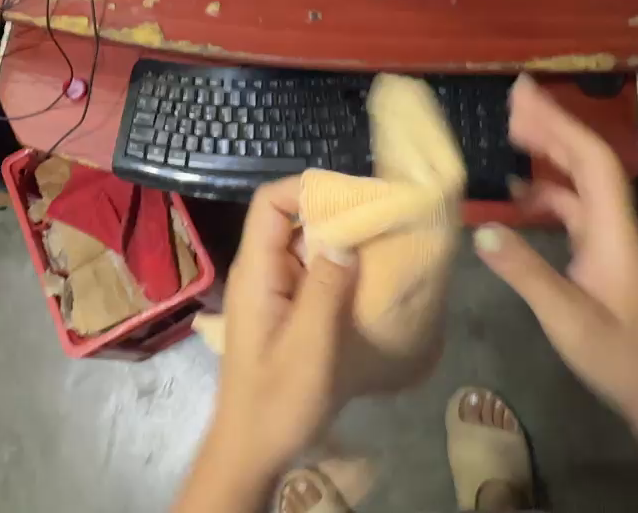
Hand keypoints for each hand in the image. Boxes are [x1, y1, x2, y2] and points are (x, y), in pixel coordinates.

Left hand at [206, 176, 360, 479]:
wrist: (252, 449)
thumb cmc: (276, 400)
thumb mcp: (308, 347)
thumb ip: (325, 290)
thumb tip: (347, 239)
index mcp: (256, 270)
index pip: (270, 203)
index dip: (306, 189)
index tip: (354, 196)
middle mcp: (262, 270)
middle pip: (291, 219)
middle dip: (334, 212)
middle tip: (382, 218)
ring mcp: (274, 289)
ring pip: (305, 245)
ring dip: (341, 240)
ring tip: (385, 241)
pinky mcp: (287, 309)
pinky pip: (313, 273)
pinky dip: (340, 268)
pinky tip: (372, 279)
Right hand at [473, 75, 637, 420]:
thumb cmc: (621, 356)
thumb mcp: (568, 318)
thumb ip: (525, 272)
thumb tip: (480, 228)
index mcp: (612, 230)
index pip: (590, 161)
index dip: (559, 122)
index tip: (525, 94)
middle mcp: (612, 223)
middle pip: (585, 159)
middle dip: (550, 123)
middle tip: (510, 98)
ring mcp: (606, 237)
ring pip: (578, 178)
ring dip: (546, 150)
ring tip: (508, 131)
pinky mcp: (597, 251)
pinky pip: (569, 203)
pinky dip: (542, 185)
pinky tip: (516, 190)